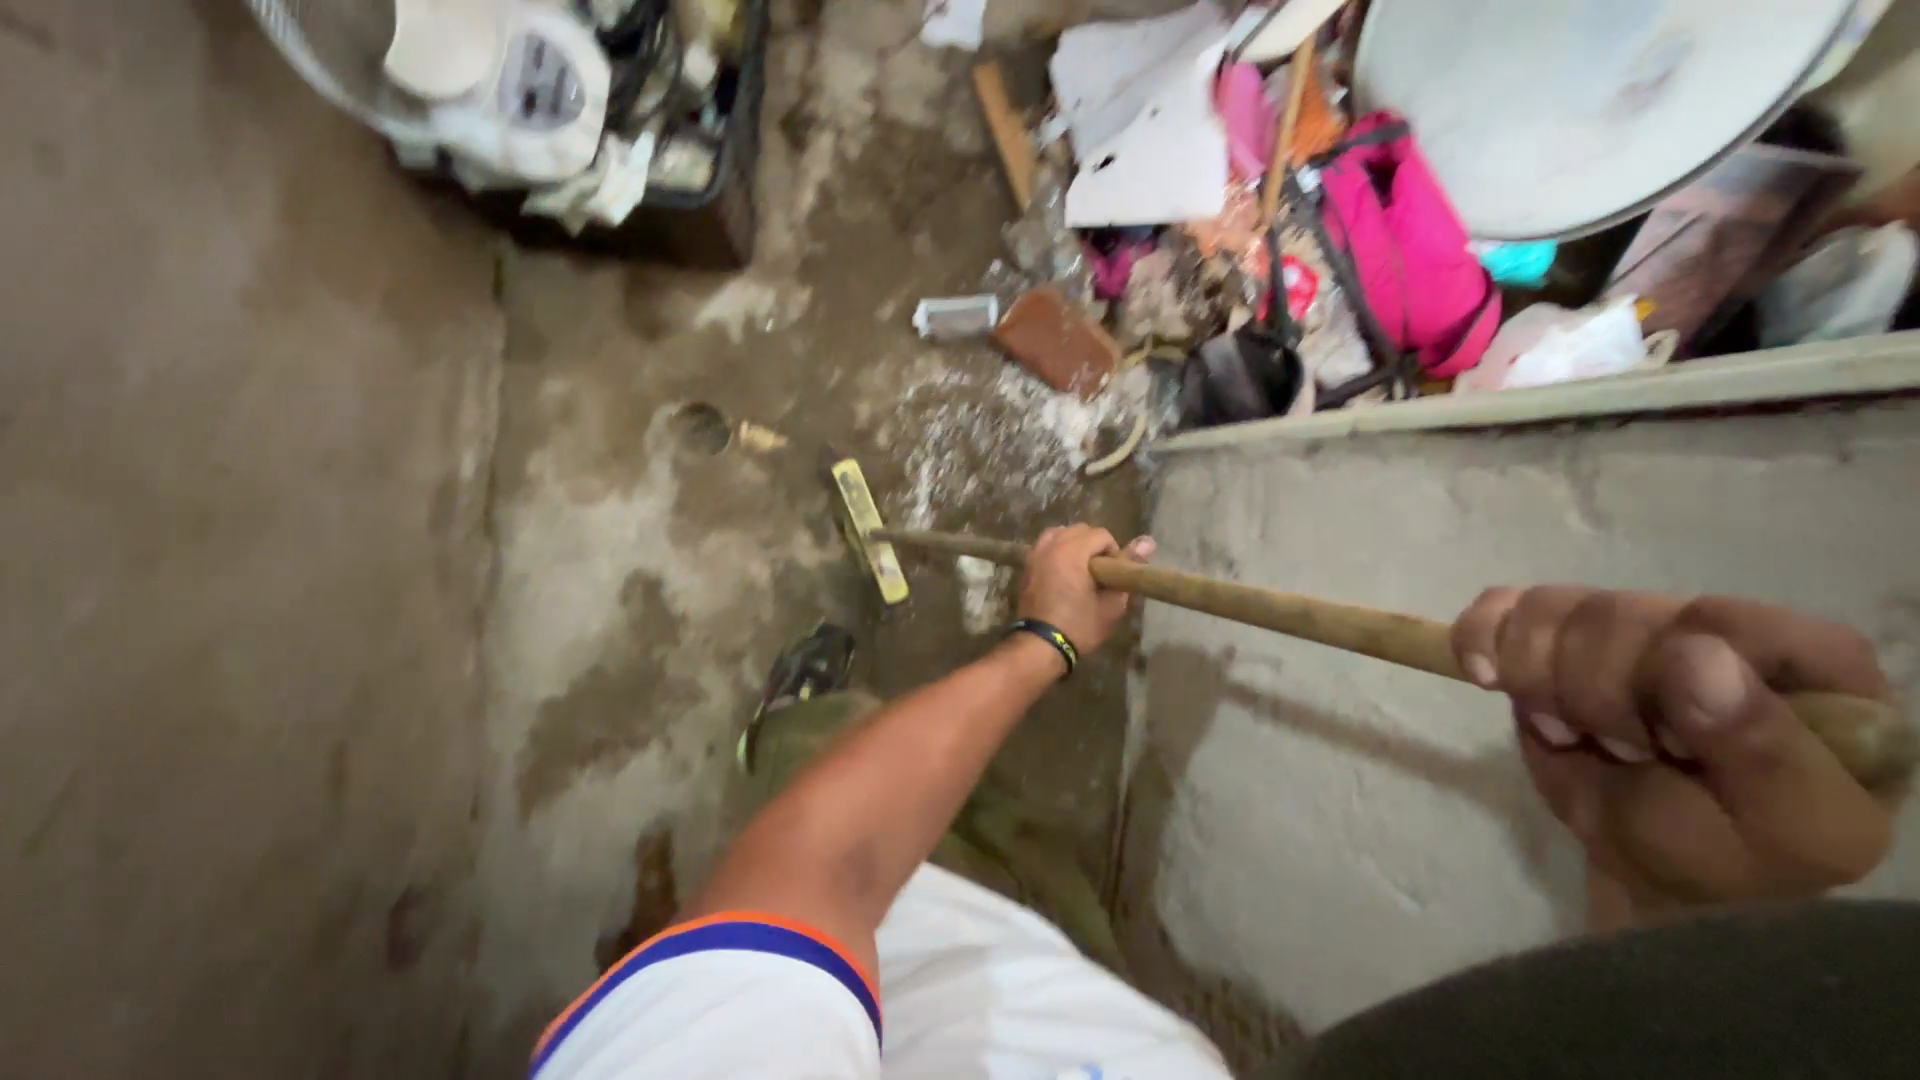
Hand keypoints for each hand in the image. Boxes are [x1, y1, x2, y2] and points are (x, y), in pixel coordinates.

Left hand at [1017, 525, 1154, 655]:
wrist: (1040, 645)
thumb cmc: (1079, 626)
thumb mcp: (1112, 603)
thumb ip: (1128, 569)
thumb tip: (1149, 541)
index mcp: (1072, 551)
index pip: (1101, 535)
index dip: (1113, 551)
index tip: (1114, 574)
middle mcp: (1050, 545)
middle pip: (1079, 530)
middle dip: (1093, 545)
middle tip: (1100, 572)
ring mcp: (1034, 554)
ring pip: (1059, 534)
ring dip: (1073, 544)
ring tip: (1081, 569)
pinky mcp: (1026, 566)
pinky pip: (1045, 546)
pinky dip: (1056, 551)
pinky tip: (1063, 572)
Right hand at [1451, 587, 1897, 922]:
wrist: (1653, 864)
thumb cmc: (1733, 853)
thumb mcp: (1783, 827)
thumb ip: (1763, 749)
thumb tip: (1696, 655)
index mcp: (1800, 658)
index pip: (1715, 620)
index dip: (1665, 677)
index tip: (1663, 745)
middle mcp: (1707, 625)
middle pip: (1616, 614)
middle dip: (1594, 695)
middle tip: (1621, 752)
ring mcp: (1624, 627)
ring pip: (1550, 609)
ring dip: (1539, 681)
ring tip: (1569, 732)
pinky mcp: (1551, 639)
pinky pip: (1498, 607)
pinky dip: (1479, 639)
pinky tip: (1485, 676)